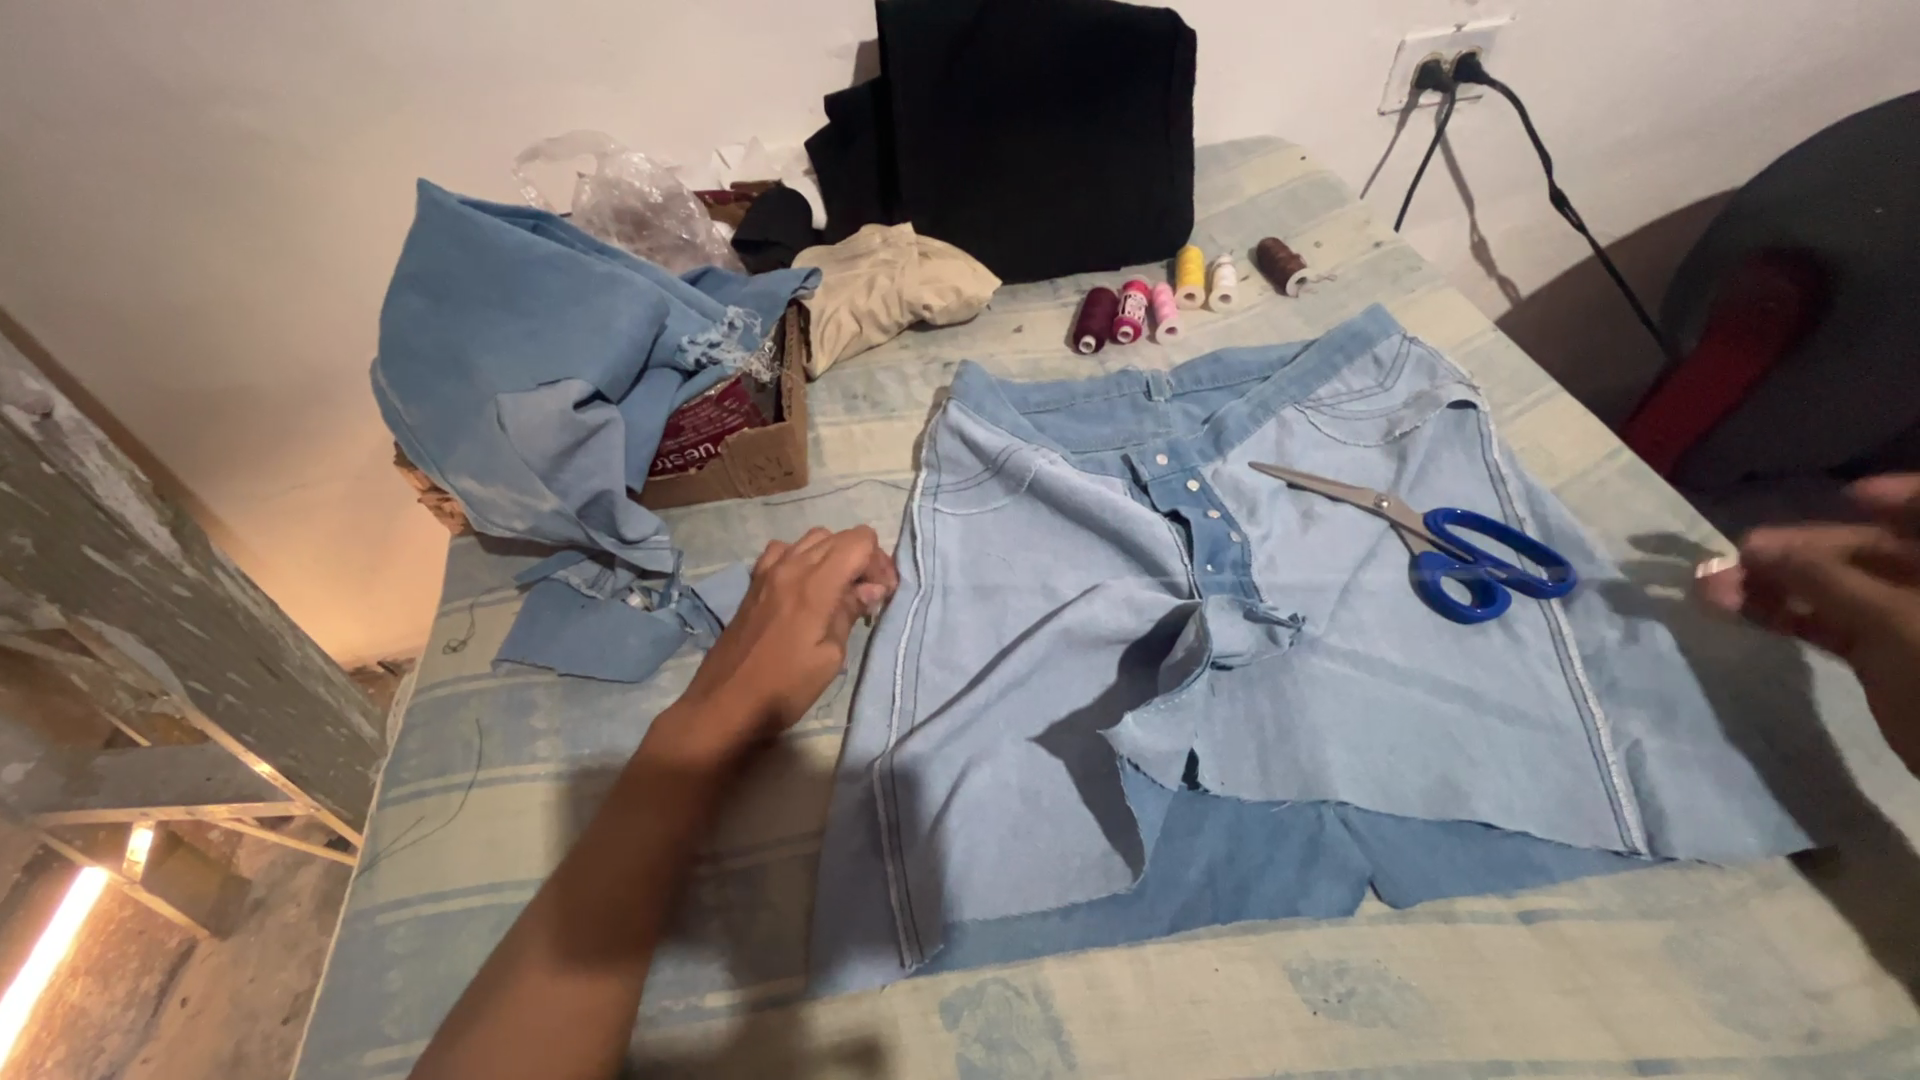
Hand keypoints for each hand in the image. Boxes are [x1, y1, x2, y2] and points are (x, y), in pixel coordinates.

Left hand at [643, 526, 898, 771]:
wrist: (724, 704)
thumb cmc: (784, 687)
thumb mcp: (830, 658)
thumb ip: (849, 613)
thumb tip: (870, 589)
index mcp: (815, 584)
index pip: (860, 542)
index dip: (880, 563)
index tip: (884, 594)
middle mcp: (791, 566)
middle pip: (839, 537)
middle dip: (862, 559)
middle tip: (869, 594)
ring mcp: (768, 571)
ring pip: (813, 539)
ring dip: (834, 556)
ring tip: (840, 589)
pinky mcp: (753, 582)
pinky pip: (784, 551)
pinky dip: (803, 559)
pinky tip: (805, 587)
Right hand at [1696, 474, 1919, 770]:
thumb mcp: (1896, 625)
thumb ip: (1824, 578)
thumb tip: (1753, 545)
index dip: (1902, 498)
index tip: (1847, 497)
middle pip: (1880, 551)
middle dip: (1804, 551)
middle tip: (1734, 558)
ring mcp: (1917, 623)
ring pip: (1844, 588)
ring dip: (1779, 585)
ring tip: (1712, 589)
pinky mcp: (1891, 656)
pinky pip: (1834, 622)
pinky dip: (1788, 614)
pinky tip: (1739, 609)